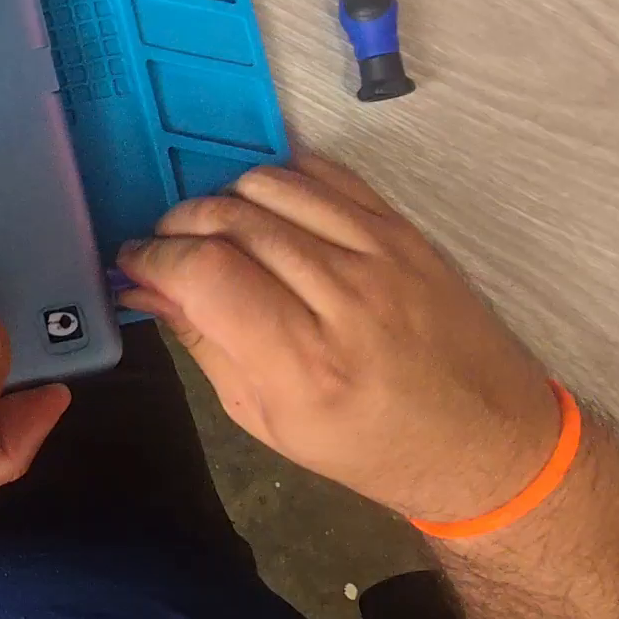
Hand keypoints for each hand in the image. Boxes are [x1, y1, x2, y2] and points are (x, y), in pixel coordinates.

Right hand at [115, 151, 559, 524]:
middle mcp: (343, 298)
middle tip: (162, 249)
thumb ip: (199, 341)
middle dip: (174, 226)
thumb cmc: (362, 446)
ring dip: (217, 201)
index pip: (204, 272)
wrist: (487, 443)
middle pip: (228, 220)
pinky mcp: (403, 229)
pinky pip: (320, 173)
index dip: (152, 257)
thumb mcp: (261, 417)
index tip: (132, 262)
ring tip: (210, 232)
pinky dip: (272, 180)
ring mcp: (381, 253)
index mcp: (303, 363)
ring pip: (266, 186)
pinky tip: (260, 211)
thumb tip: (141, 288)